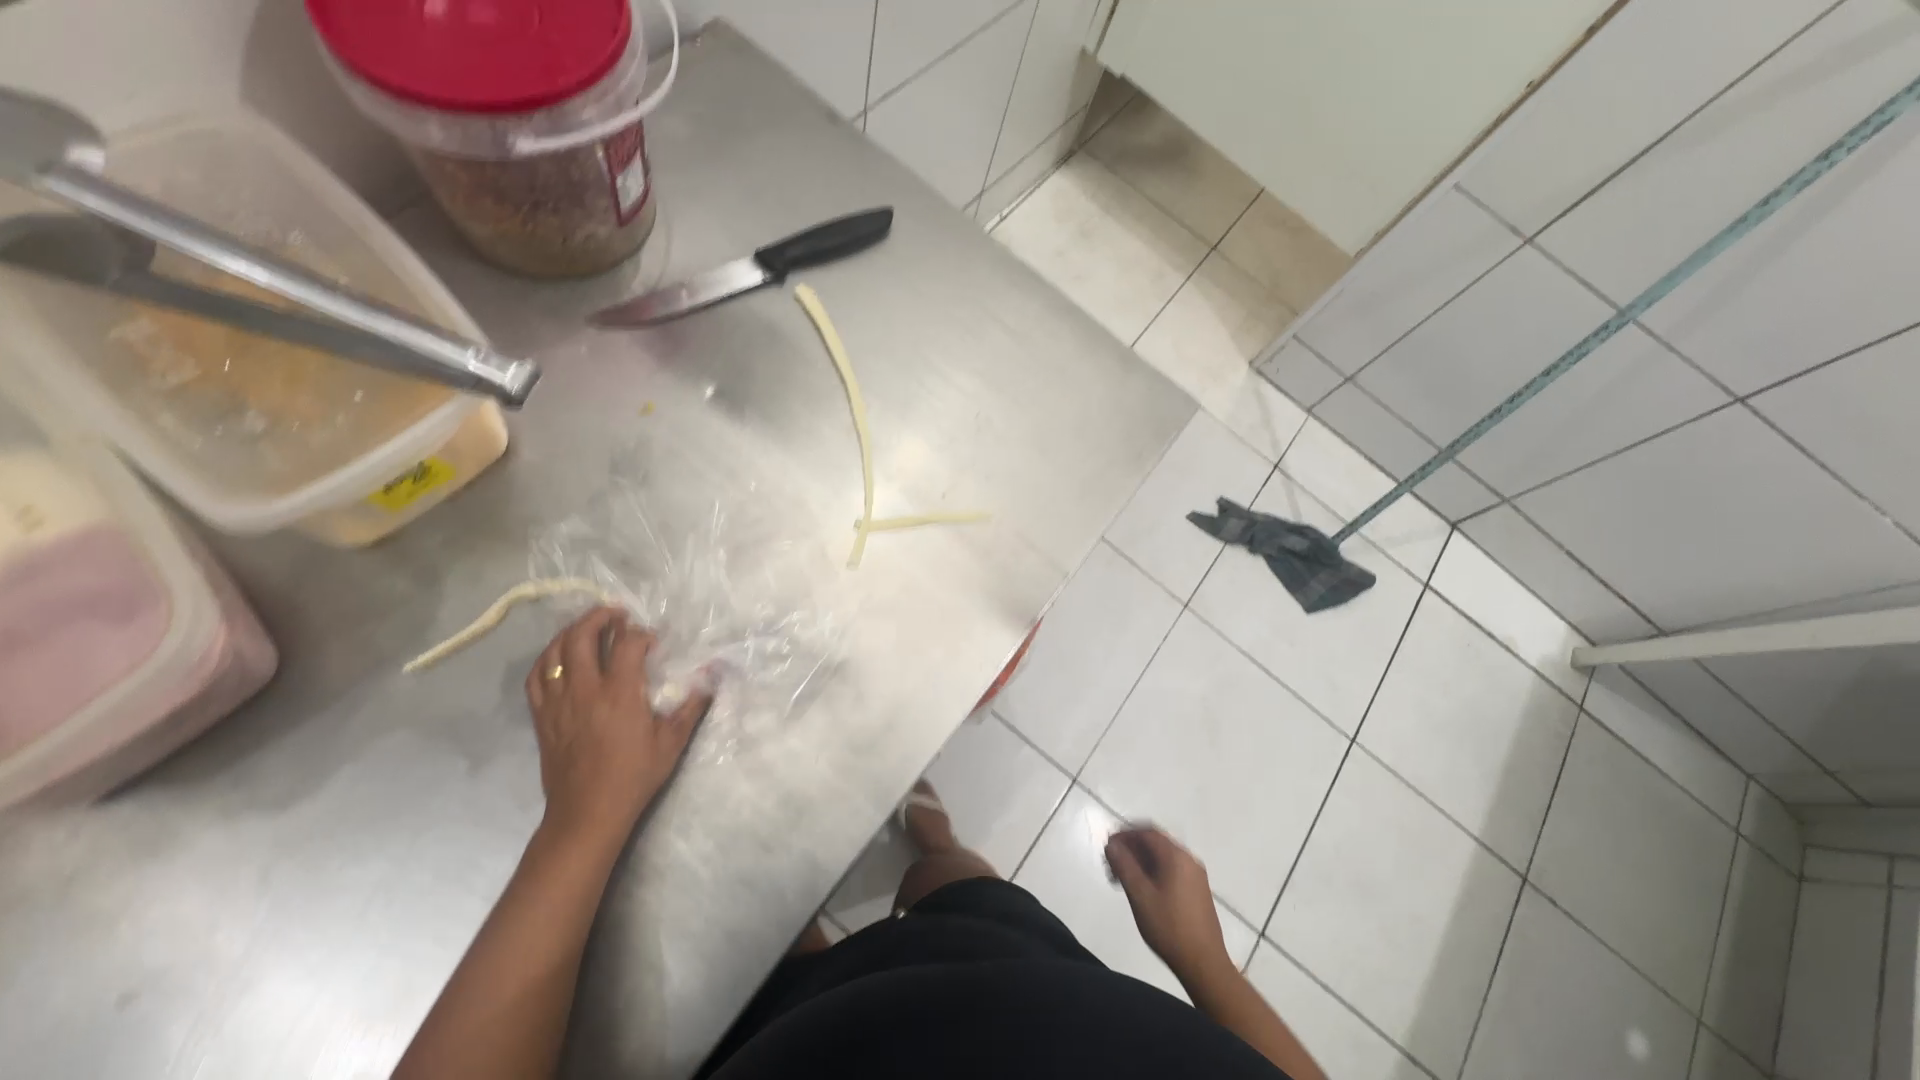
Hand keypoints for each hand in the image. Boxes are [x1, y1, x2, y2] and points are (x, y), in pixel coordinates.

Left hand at [525, 607, 713, 844]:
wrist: (588, 811)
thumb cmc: (633, 777)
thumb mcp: (671, 744)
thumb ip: (690, 708)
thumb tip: (710, 681)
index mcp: (619, 693)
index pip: (627, 644)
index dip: (641, 633)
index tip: (652, 639)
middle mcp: (585, 689)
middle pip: (582, 636)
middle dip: (599, 617)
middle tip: (615, 613)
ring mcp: (558, 701)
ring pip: (554, 651)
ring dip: (570, 632)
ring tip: (586, 627)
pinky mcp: (541, 715)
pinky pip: (536, 676)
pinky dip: (546, 659)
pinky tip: (558, 658)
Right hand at [1106, 825, 1233, 982]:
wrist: (1204, 962)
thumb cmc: (1168, 927)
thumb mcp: (1140, 896)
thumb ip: (1124, 866)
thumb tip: (1111, 845)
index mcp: (1176, 857)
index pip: (1147, 832)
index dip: (1125, 834)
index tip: (1107, 845)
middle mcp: (1189, 860)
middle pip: (1156, 843)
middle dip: (1131, 848)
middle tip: (1111, 865)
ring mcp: (1196, 876)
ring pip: (1163, 858)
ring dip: (1140, 861)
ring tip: (1122, 879)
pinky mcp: (1197, 891)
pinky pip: (1171, 870)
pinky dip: (1153, 871)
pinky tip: (1141, 890)